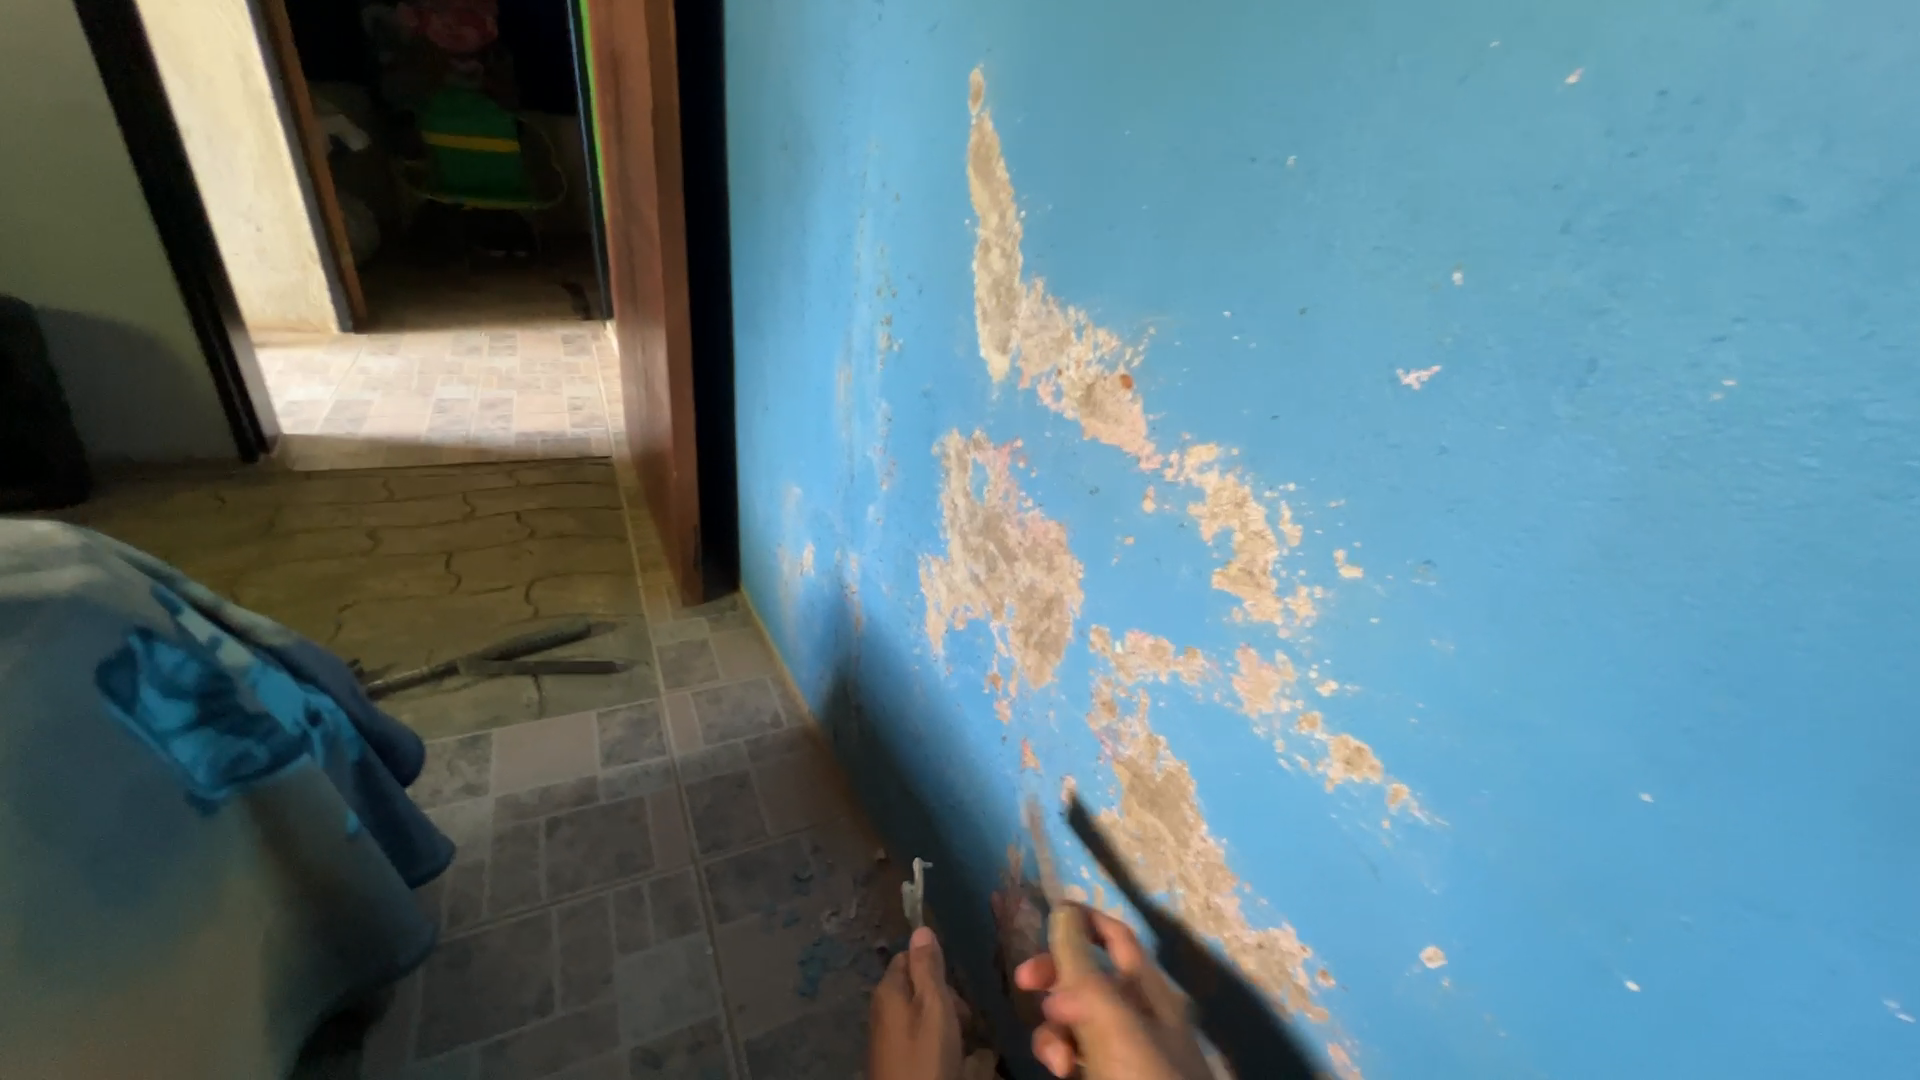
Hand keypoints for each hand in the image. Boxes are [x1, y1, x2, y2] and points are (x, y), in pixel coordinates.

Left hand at [870, 926, 965, 1079]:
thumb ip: (928, 966)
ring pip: (923, 1014)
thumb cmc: (925, 1055)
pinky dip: (939, 1044)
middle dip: (946, 998)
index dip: (934, 966)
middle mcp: (883, 1008)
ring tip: (964, 1044)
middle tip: (963, 1020)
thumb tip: (920, 928)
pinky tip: (954, 1059)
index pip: (909, 957)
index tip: (955, 988)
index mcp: (888, 990)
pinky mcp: (897, 1059)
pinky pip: (921, 1038)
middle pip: (919, 986)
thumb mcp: (933, 1004)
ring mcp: (888, 1036)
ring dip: (947, 1023)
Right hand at [1013, 907, 1213, 1079]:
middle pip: (1089, 976)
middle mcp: (1139, 1017)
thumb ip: (1082, 967)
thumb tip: (1061, 912)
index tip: (1043, 917)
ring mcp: (1123, 1055)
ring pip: (1076, 1019)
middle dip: (1055, 975)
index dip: (1083, 920)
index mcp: (1151, 992)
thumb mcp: (1112, 1022)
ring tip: (1054, 1057)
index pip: (1116, 938)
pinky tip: (1058, 1071)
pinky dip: (1061, 1056)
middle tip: (1023, 982)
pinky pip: (1076, 1056)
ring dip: (1054, 1028)